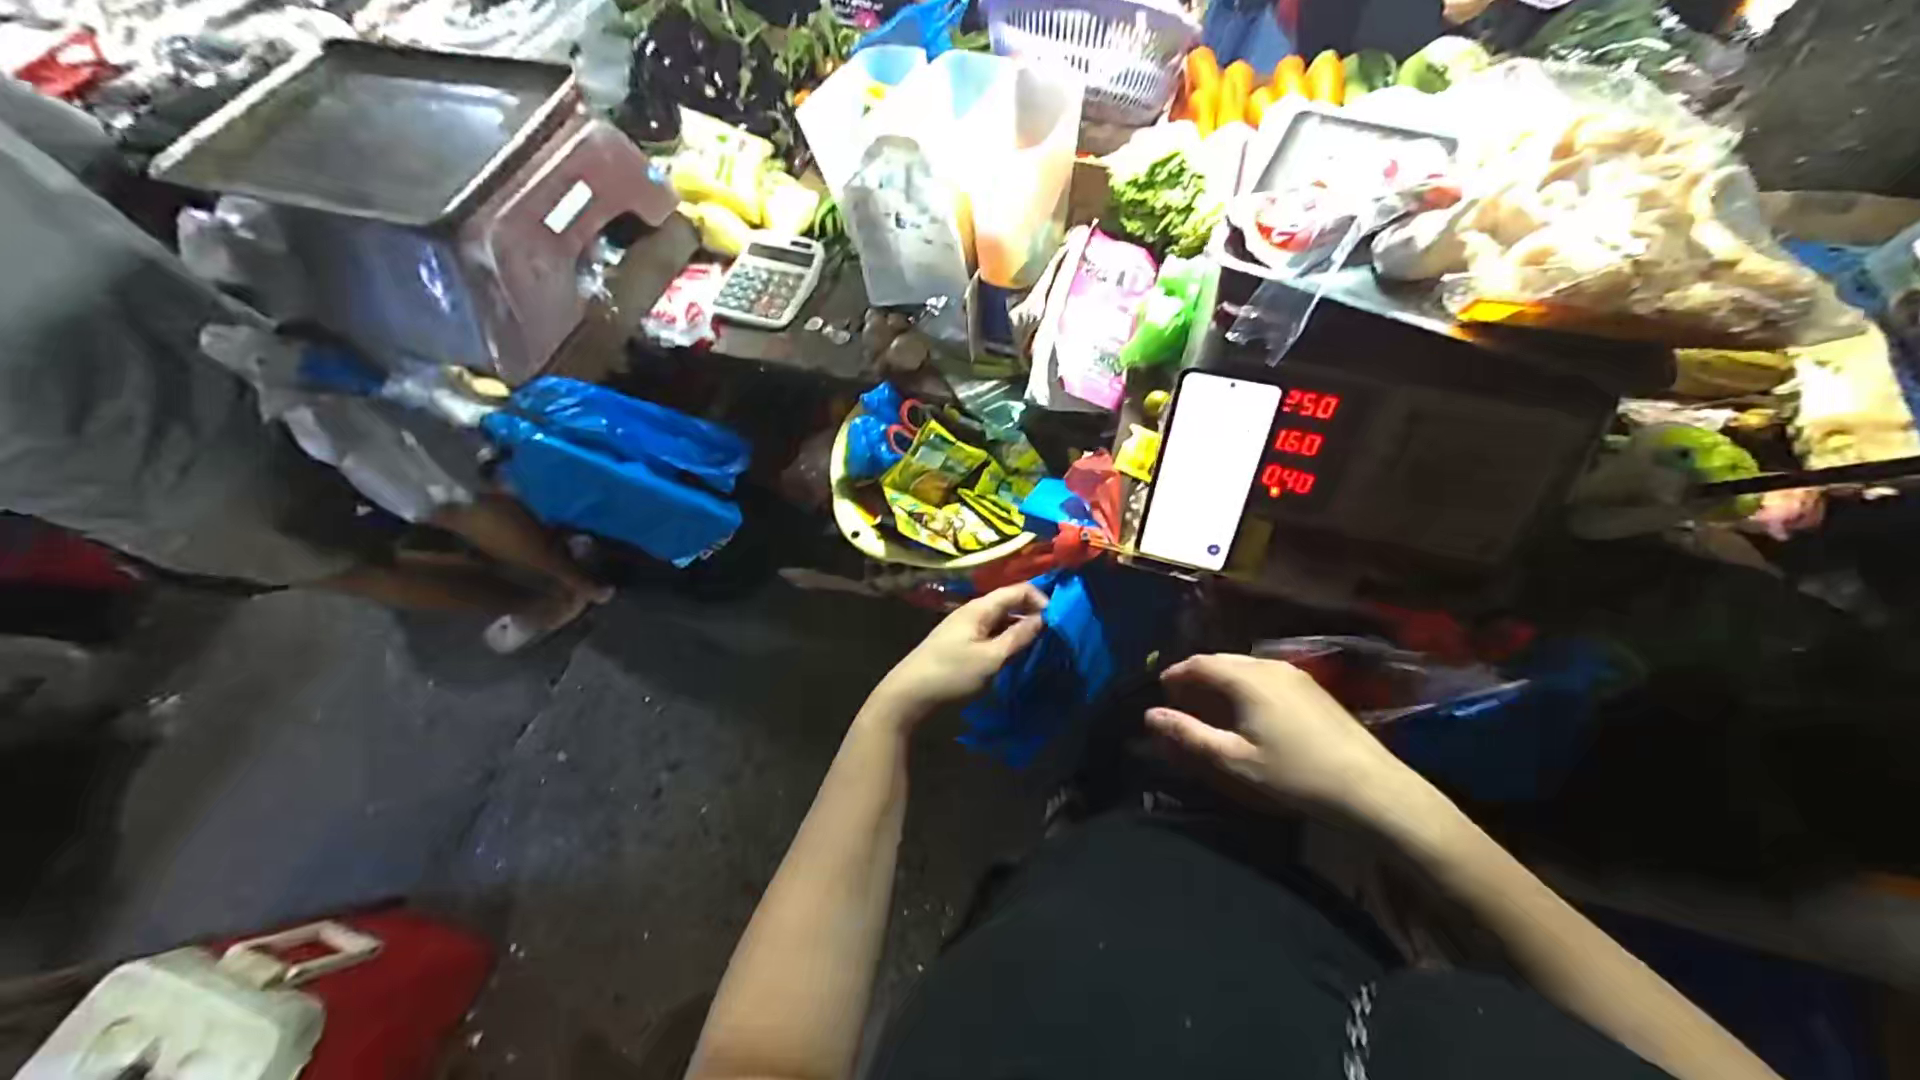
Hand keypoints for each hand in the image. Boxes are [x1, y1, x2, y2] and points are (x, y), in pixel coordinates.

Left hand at [866, 584, 1048, 725]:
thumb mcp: (991, 658)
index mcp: (980, 607)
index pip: (1019, 589)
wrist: (908, 693)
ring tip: (1037, 648)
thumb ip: (1019, 637)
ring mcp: (965, 625)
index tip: (1057, 623)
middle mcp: (973, 610)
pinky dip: (1006, 638)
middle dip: (1033, 614)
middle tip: (1052, 637)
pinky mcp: (960, 640)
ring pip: (1001, 618)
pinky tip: (1013, 655)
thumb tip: (1044, 619)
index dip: (1042, 600)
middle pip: (1010, 602)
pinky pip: (991, 631)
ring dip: (1020, 628)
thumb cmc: (952, 673)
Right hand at [1145, 654, 1414, 814]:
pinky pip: (1264, 675)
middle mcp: (1268, 666)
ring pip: (1243, 667)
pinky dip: (1244, 685)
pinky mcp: (1311, 687)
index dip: (1175, 676)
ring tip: (1211, 709)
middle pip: (1220, 661)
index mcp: (1246, 679)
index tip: (1161, 694)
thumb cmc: (1295, 775)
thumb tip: (1151, 715)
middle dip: (1196, 677)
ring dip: (1220, 681)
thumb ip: (1189, 734)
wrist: (1372, 788)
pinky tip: (1247, 712)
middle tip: (1182, 704)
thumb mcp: (1234, 760)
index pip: (1198, 664)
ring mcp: (1294, 674)